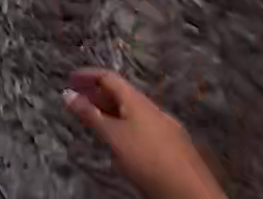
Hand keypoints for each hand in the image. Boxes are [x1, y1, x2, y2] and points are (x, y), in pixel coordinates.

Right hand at [62, 69, 226, 198]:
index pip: (109, 77)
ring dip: (113, 115)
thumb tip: (67, 94)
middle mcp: (155, 111)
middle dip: (98, 97)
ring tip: (98, 127)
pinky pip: (146, 130)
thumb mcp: (113, 137)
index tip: (70, 80)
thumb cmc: (148, 160)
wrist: (195, 198)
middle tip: (79, 105)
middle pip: (122, 95)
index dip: (87, 75)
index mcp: (139, 101)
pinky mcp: (178, 151)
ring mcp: (170, 131)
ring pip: (135, 114)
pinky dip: (128, 129)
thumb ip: (90, 115)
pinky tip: (124, 147)